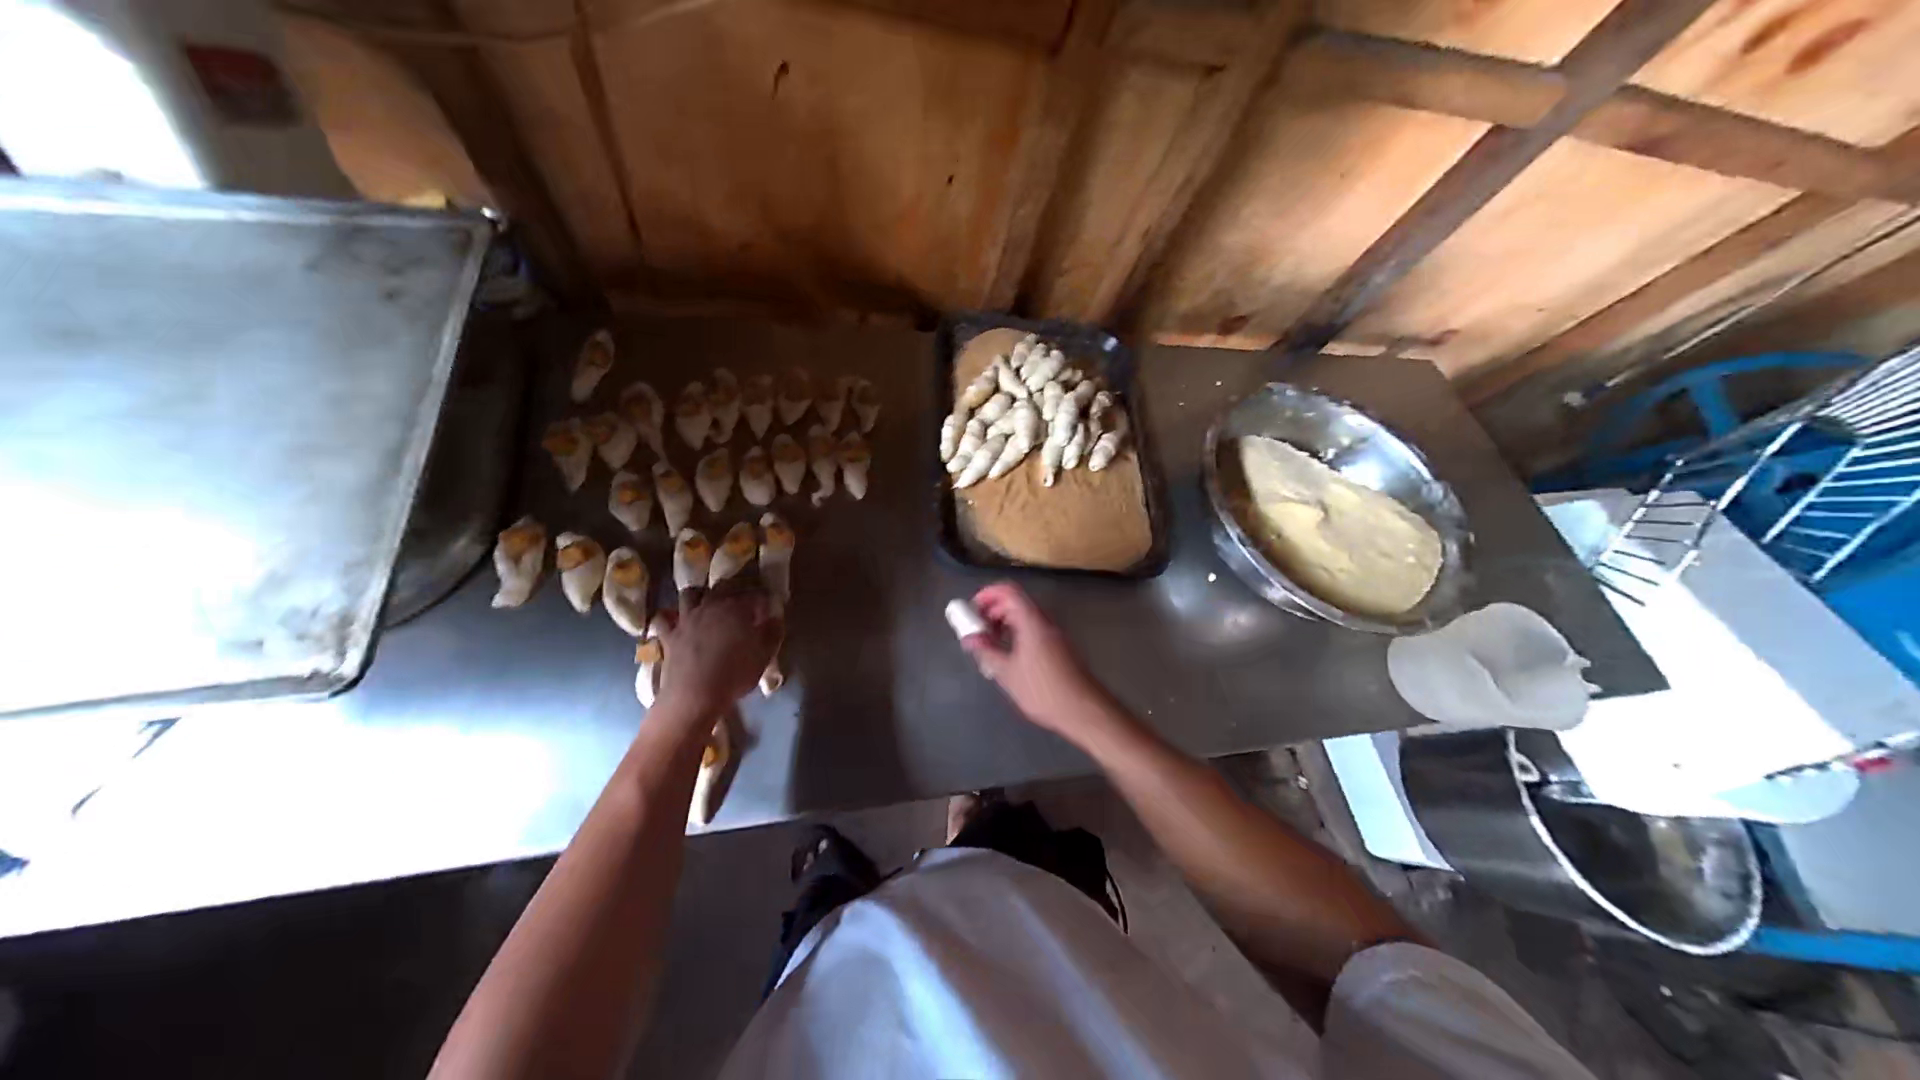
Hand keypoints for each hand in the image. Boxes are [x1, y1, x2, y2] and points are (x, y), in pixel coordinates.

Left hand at [656, 586, 782, 716]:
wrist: (695, 696)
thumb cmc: (735, 676)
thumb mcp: (764, 656)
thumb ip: (773, 632)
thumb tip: (775, 616)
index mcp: (738, 608)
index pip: (756, 594)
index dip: (764, 600)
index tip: (769, 608)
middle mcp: (711, 606)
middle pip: (724, 586)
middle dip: (736, 590)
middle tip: (743, 604)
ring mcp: (687, 618)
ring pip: (691, 593)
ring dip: (701, 595)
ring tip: (708, 605)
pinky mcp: (669, 634)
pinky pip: (664, 618)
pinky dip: (669, 616)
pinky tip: (676, 621)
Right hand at [960, 583, 1110, 740]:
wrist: (1083, 710)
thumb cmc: (1043, 690)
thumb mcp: (1007, 672)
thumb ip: (986, 651)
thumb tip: (969, 638)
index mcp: (1032, 622)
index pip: (1009, 592)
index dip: (988, 594)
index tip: (972, 608)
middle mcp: (1045, 622)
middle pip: (1017, 602)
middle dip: (993, 611)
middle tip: (977, 629)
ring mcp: (1055, 634)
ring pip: (1026, 617)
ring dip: (1005, 623)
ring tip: (989, 644)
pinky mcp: (1059, 647)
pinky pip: (1034, 630)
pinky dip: (1017, 633)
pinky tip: (1009, 655)